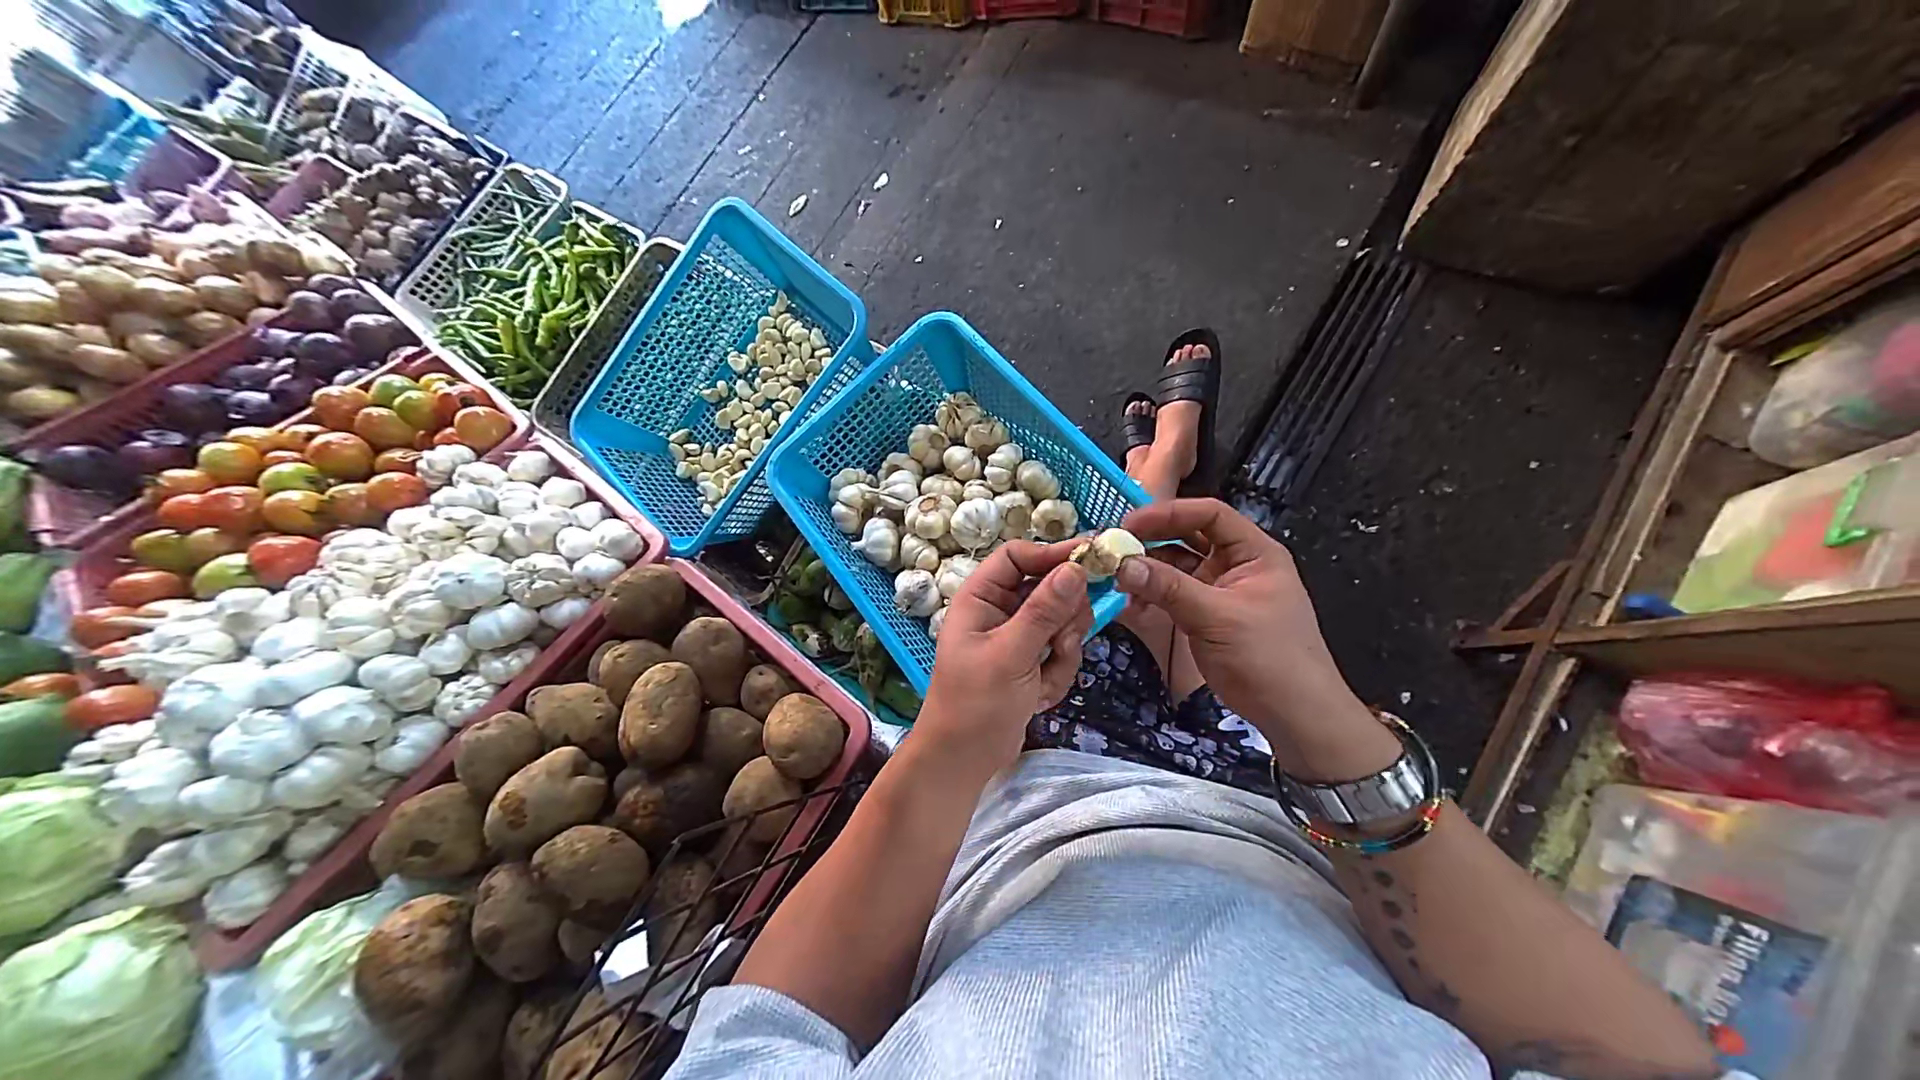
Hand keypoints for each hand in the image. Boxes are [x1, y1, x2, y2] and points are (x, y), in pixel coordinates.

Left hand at [919, 540, 1091, 777]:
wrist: (964, 760)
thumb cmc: (976, 704)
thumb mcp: (1011, 655)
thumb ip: (1044, 612)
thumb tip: (1075, 568)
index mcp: (980, 598)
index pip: (1018, 557)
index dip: (1052, 554)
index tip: (1091, 558)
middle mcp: (999, 611)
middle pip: (1049, 588)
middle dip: (1062, 620)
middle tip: (1062, 644)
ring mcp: (1017, 637)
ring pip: (1062, 623)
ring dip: (1062, 653)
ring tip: (1043, 679)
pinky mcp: (1031, 661)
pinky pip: (1061, 652)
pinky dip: (1057, 674)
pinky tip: (1038, 697)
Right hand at [1116, 499, 1394, 779]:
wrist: (1293, 714)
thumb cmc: (1268, 656)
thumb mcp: (1216, 616)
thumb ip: (1168, 587)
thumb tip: (1122, 564)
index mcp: (1254, 552)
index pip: (1209, 514)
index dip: (1169, 513)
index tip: (1130, 524)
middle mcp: (1235, 564)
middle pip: (1188, 537)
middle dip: (1152, 539)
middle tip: (1114, 546)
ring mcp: (1219, 590)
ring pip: (1176, 566)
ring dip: (1147, 567)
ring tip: (1115, 572)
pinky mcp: (1204, 615)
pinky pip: (1172, 594)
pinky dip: (1150, 593)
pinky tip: (1127, 598)